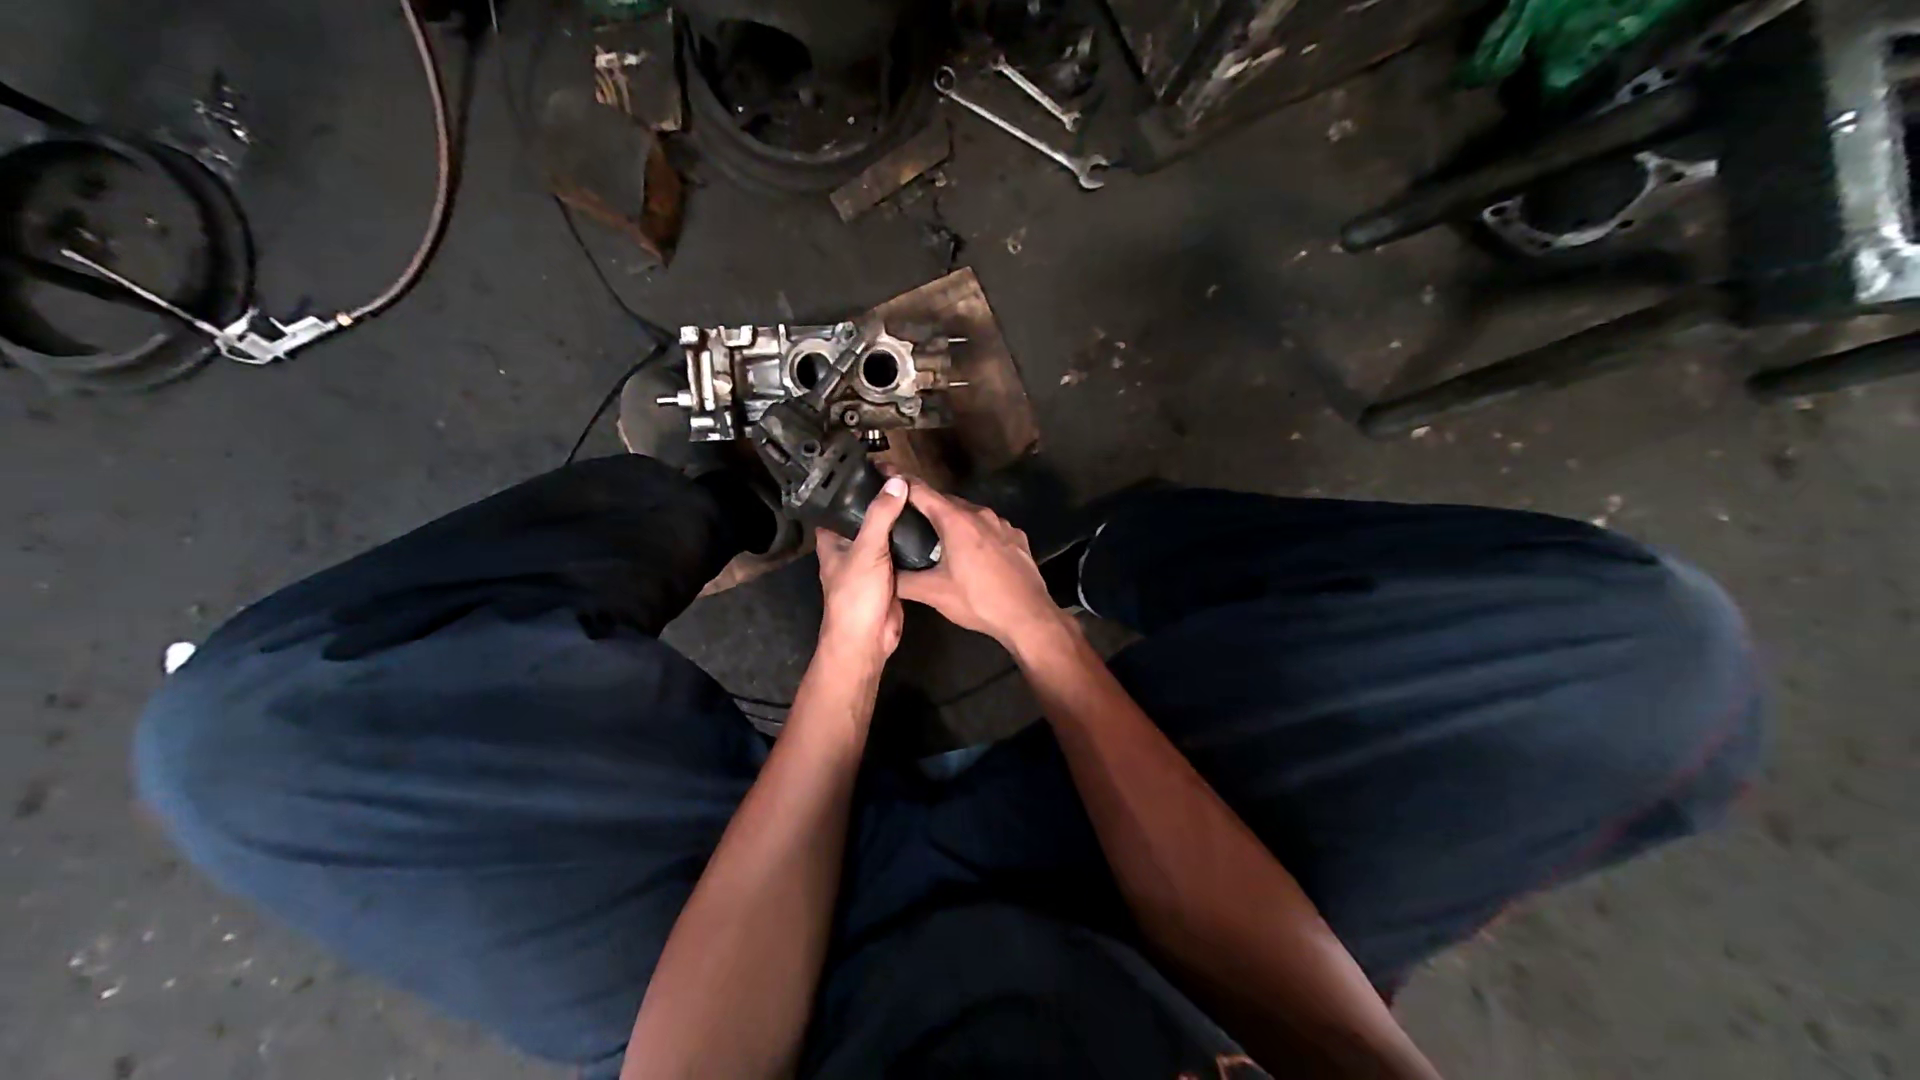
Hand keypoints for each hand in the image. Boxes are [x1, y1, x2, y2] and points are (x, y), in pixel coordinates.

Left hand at [815, 475, 909, 657]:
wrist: (868, 639)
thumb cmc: (856, 594)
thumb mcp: (867, 549)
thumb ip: (880, 515)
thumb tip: (896, 482)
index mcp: (832, 542)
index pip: (835, 508)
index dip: (848, 489)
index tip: (870, 468)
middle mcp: (849, 550)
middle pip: (864, 520)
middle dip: (881, 503)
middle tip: (904, 478)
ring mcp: (870, 565)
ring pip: (884, 537)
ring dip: (898, 523)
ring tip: (919, 497)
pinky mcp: (890, 577)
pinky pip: (900, 554)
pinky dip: (911, 544)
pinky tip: (927, 527)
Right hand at [894, 480, 1070, 651]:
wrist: (1028, 616)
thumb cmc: (978, 601)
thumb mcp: (934, 593)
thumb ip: (903, 581)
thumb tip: (883, 575)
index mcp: (956, 521)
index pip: (921, 490)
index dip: (899, 479)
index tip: (883, 468)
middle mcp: (980, 514)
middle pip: (945, 501)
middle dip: (925, 505)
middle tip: (906, 516)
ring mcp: (1002, 524)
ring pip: (969, 514)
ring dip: (952, 521)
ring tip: (937, 538)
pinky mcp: (1017, 537)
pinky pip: (989, 528)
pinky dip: (975, 533)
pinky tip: (971, 552)